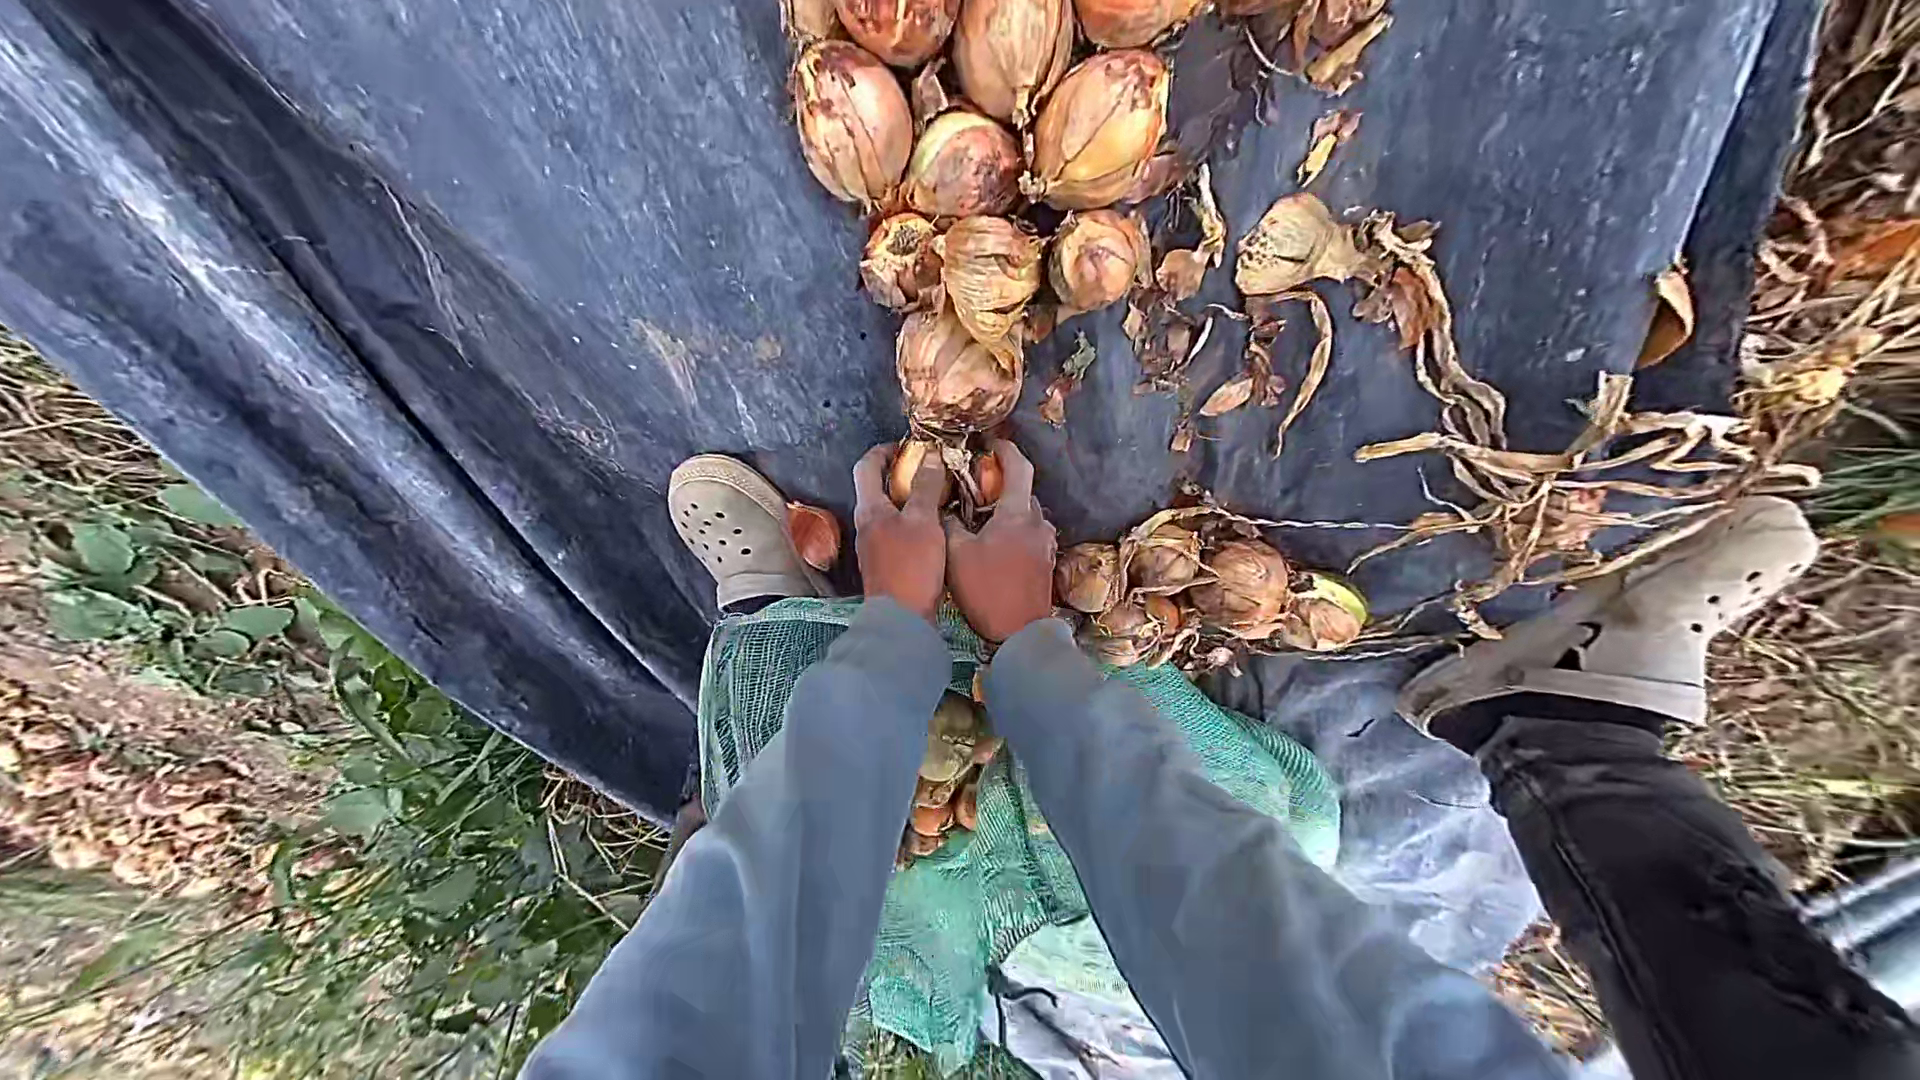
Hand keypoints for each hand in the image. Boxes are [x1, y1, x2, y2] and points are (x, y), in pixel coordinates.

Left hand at [852, 443, 948, 620]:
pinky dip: (914, 522)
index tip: (907, 446)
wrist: (902, 618)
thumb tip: (931, 456)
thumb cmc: (911, 566)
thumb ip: (927, 487)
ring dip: (909, 499)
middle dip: (901, 474)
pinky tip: (935, 528)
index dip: (884, 450)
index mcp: (869, 509)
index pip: (866, 467)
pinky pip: (898, 532)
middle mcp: (866, 525)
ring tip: (937, 496)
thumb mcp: (924, 521)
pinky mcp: (886, 564)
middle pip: (877, 488)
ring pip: (889, 512)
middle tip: (929, 469)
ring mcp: (874, 546)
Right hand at [945, 440, 1056, 642]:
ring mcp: (1046, 544)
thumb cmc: (987, 590)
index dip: (1006, 449)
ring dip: (1008, 510)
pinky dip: (1014, 530)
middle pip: (1023, 492)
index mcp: (1018, 514)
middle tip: (976, 486)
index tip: (991, 443)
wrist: (1021, 633)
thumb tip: (947, 511)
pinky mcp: (1046, 562)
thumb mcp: (957, 554)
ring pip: (1026, 515)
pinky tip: (995, 544)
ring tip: (982, 517)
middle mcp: (1038, 523)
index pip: (1019, 466)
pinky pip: (1030, 535)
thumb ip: (951, 525)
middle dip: (1002, 484)